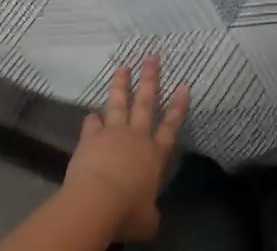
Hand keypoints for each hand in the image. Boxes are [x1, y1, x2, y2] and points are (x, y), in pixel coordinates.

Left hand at [62, 53, 189, 242]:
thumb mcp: (147, 220)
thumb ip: (151, 213)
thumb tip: (151, 218)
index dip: (179, 106)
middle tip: (152, 56)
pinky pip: (92, 124)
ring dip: (121, 85)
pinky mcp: (91, 139)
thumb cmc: (127, 211)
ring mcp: (114, 134)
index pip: (171, 125)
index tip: (184, 84)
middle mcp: (137, 137)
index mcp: (155, 154)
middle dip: (150, 79)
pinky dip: (92, 119)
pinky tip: (91, 112)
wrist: (96, 202)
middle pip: (146, 102)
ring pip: (120, 104)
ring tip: (123, 67)